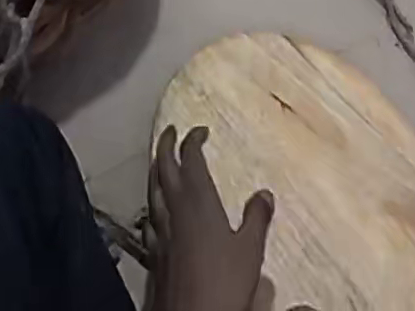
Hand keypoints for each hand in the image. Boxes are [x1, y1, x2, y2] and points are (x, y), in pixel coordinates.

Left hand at [148, 126, 273, 310]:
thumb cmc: (223, 283)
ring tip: (161, 162)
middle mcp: (175, 208)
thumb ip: (256, 219)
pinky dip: (154, 204)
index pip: (191, 159)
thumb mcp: (250, 251)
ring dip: (157, 171)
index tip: (201, 130)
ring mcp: (161, 231)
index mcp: (197, 200)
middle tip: (172, 131)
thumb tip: (264, 193)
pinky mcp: (153, 253)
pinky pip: (150, 217)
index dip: (193, 140)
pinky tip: (156, 211)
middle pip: (164, 167)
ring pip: (153, 190)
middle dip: (167, 145)